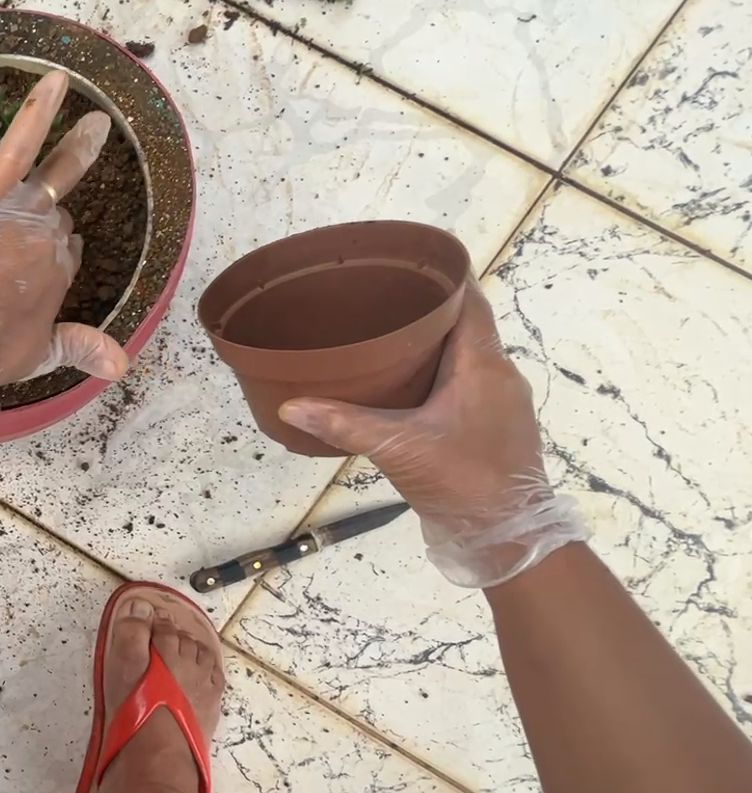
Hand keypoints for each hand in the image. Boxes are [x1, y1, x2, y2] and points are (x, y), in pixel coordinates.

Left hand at [0, 70, 128, 425]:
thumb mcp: (36, 358)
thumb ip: (78, 349)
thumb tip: (121, 365)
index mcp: (57, 278)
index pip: (65, 252)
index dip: (52, 255)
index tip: (41, 262)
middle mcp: (47, 242)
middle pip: (53, 218)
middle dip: (43, 223)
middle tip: (21, 234)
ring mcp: (19, 216)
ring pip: (50, 180)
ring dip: (74, 151)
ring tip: (94, 124)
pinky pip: (18, 150)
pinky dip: (38, 115)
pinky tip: (57, 82)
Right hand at [278, 286, 588, 587]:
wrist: (504, 530)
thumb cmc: (462, 477)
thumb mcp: (396, 448)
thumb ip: (343, 423)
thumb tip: (287, 405)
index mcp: (482, 368)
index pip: (470, 306)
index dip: (444, 279)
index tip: (407, 263)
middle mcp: (494, 376)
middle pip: (461, 327)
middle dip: (421, 310)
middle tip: (372, 299)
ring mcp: (491, 400)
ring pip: (457, 355)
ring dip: (422, 342)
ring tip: (372, 336)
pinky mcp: (481, 422)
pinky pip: (453, 379)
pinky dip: (424, 370)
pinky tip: (390, 381)